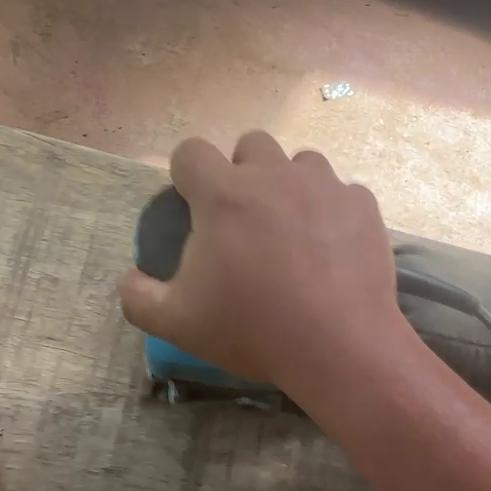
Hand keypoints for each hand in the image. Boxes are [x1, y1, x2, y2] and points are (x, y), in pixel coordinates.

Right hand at [116, 132, 406, 390]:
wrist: (338, 346)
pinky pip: (344, 193)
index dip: (188, 175)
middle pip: (251, 144)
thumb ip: (140, 299)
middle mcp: (273, 175)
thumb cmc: (253, 331)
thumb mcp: (179, 324)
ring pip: (302, 162)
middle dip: (244, 171)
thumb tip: (128, 281)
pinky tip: (334, 249)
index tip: (195, 206)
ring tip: (295, 230)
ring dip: (292, 186)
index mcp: (222, 195)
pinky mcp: (362, 205)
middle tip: (247, 219)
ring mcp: (324, 186)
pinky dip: (335, 212)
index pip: (190, 151)